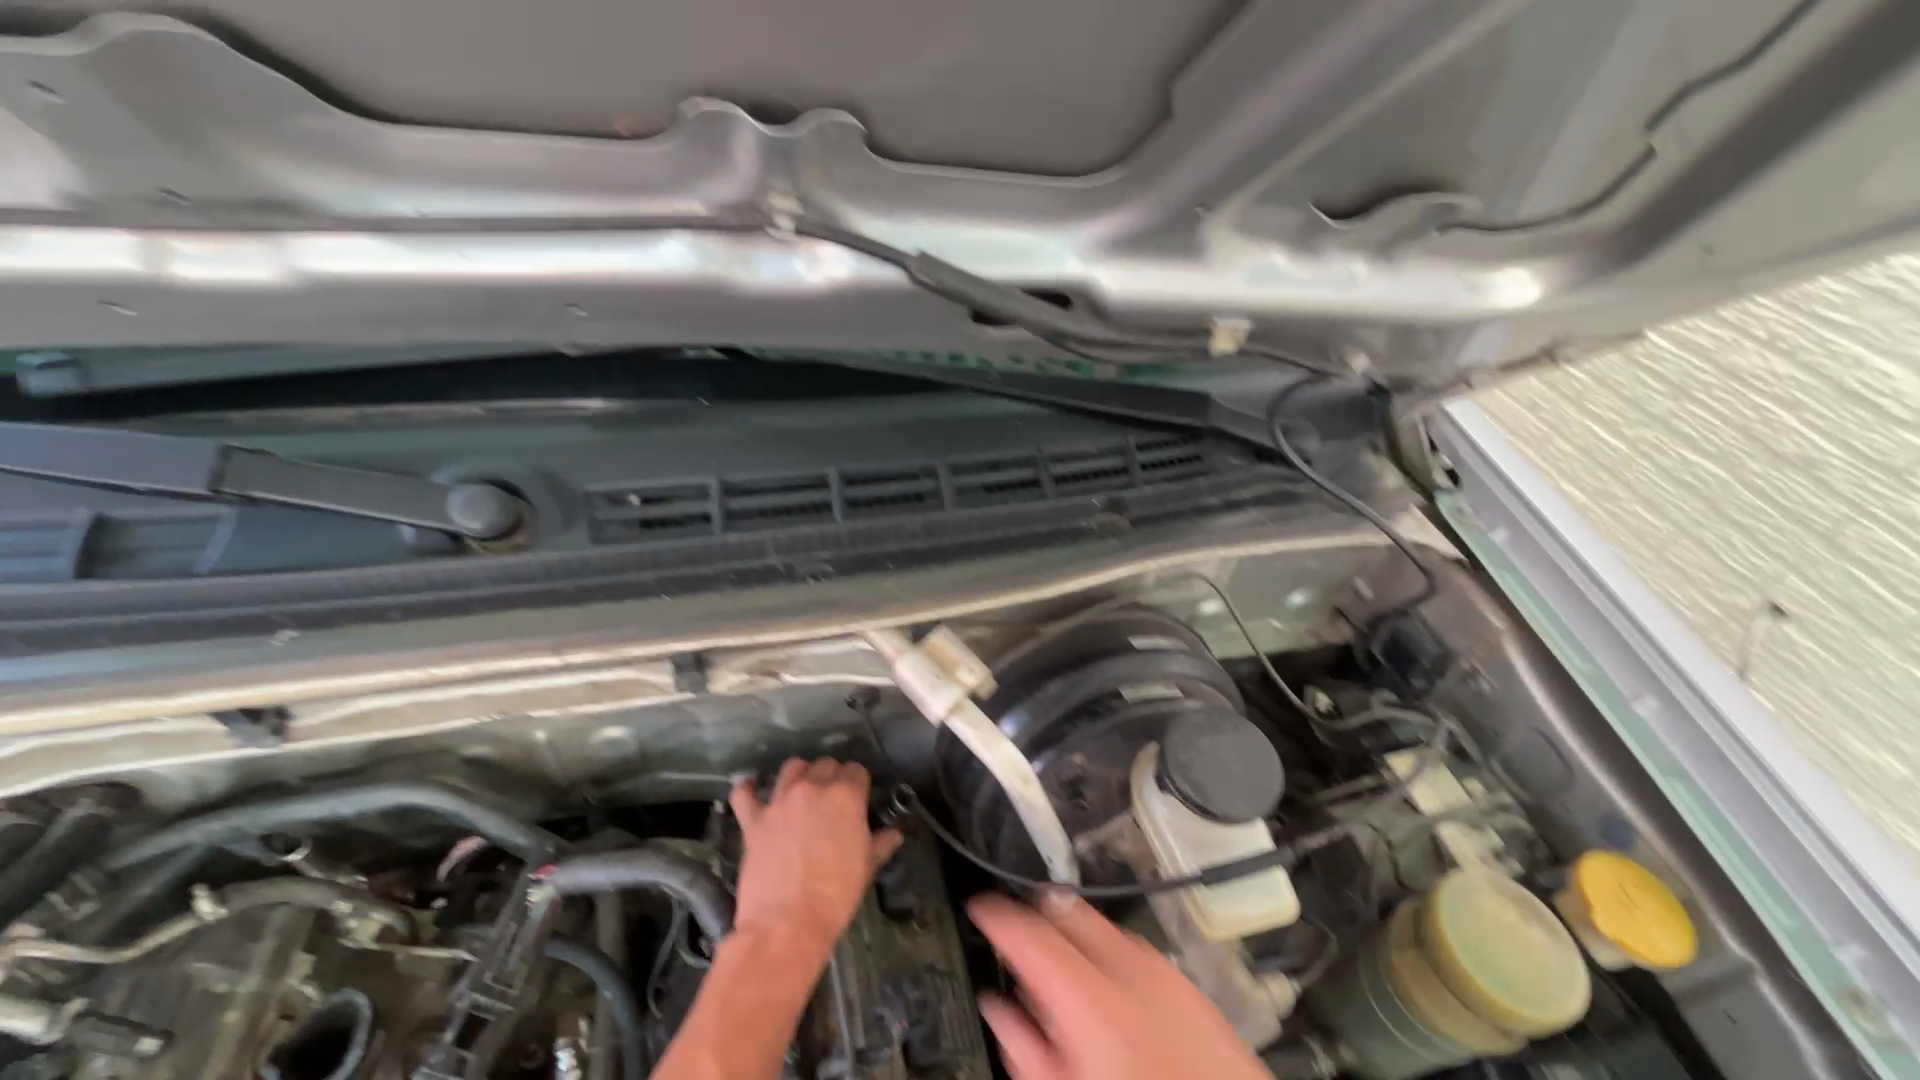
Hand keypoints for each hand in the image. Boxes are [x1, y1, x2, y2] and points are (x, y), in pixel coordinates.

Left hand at [729, 759, 903, 951]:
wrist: (787, 923)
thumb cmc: (835, 896)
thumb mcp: (866, 869)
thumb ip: (880, 844)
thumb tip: (893, 834)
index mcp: (846, 797)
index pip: (857, 771)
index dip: (859, 784)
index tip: (860, 799)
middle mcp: (812, 789)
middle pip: (825, 764)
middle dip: (832, 776)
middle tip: (833, 800)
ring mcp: (779, 802)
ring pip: (792, 768)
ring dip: (800, 775)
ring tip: (802, 793)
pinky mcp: (753, 820)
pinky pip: (744, 794)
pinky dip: (748, 790)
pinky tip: (752, 791)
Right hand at [967, 891, 1269, 1079]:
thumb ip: (1023, 1043)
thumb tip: (998, 1008)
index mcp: (1088, 998)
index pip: (1029, 932)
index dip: (995, 913)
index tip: (980, 908)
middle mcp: (1127, 970)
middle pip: (1068, 911)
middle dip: (1034, 911)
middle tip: (1012, 928)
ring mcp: (1162, 971)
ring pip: (1103, 925)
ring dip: (1072, 930)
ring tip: (1055, 961)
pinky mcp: (1187, 984)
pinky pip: (1135, 947)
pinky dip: (1109, 950)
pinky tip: (1103, 983)